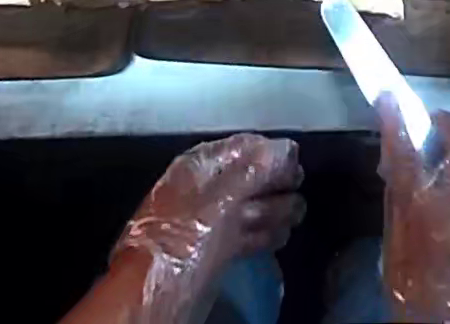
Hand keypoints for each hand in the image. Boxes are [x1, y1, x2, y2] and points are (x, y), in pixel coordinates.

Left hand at [108, 133, 304, 320]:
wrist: (149, 303)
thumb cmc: (185, 241)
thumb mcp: (223, 199)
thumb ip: (257, 169)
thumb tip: (289, 148)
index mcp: (200, 166)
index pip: (243, 147)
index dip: (272, 151)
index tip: (298, 160)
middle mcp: (203, 188)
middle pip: (248, 177)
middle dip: (276, 181)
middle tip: (301, 186)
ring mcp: (206, 223)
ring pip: (247, 207)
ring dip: (275, 209)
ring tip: (298, 213)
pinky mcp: (210, 254)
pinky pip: (242, 234)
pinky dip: (263, 233)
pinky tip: (282, 236)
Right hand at [377, 97, 449, 321]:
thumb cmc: (419, 290)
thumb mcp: (395, 236)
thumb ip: (398, 183)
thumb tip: (396, 144)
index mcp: (431, 206)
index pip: (409, 143)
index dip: (398, 116)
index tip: (391, 98)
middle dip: (444, 134)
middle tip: (425, 138)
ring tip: (444, 179)